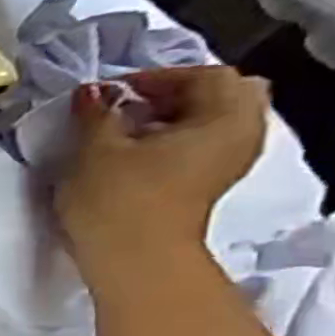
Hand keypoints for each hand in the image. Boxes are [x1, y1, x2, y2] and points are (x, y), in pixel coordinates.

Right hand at [58, 65, 269, 281]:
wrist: (131, 259)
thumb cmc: (117, 199)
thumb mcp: (95, 149)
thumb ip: (95, 114)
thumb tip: (91, 93)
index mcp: (227, 116)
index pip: (203, 75)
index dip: (155, 77)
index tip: (109, 93)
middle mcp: (243, 134)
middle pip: (219, 95)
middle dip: (174, 94)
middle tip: (126, 107)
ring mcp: (229, 163)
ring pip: (211, 122)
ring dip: (172, 118)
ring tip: (125, 131)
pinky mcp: (208, 184)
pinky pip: (202, 145)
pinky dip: (174, 140)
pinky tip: (136, 153)